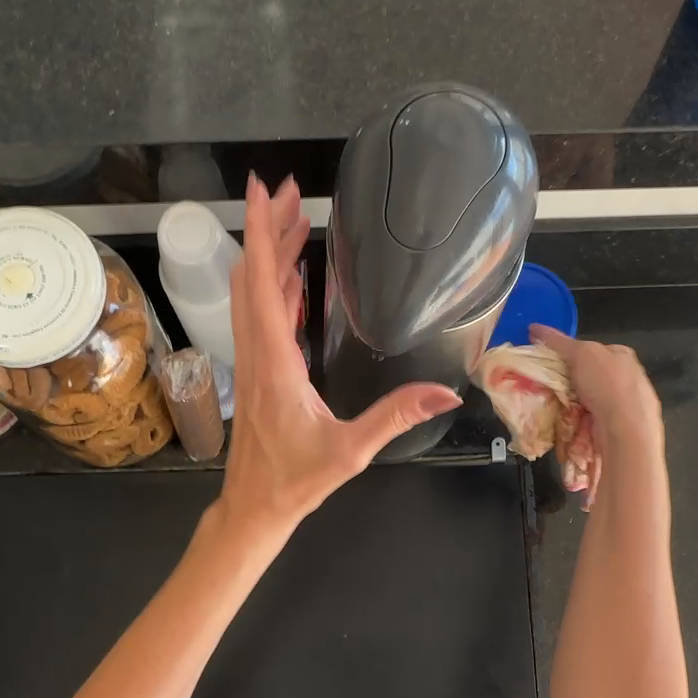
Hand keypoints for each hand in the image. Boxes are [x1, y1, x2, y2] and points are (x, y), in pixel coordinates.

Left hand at [214, 173, 462, 536]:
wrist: (253, 507)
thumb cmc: (295, 482)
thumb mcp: (350, 451)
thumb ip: (394, 418)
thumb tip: (445, 394)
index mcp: (273, 364)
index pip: (262, 285)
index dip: (264, 234)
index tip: (264, 190)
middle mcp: (256, 354)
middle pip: (253, 278)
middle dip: (268, 229)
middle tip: (287, 190)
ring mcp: (252, 363)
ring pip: (253, 295)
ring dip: (270, 255)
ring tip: (295, 219)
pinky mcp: (256, 374)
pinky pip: (260, 318)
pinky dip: (273, 288)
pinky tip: (291, 276)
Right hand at [530, 325, 662, 455]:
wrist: (625, 430)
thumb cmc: (608, 385)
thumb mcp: (580, 353)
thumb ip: (558, 342)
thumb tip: (535, 328)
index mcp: (622, 356)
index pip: (591, 350)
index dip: (569, 354)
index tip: (550, 363)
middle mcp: (626, 378)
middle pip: (587, 376)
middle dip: (568, 382)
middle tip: (547, 387)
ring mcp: (623, 405)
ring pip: (587, 400)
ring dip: (570, 404)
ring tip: (552, 408)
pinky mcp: (617, 427)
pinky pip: (590, 420)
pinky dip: (577, 422)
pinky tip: (567, 425)